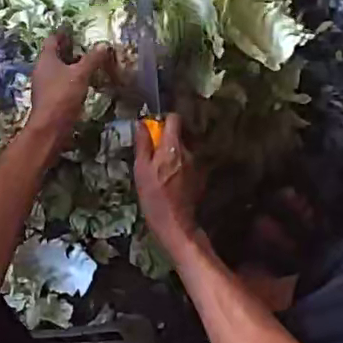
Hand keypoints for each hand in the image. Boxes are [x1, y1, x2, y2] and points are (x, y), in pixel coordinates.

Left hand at [25, 32, 109, 142]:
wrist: (50, 128)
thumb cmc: (62, 95)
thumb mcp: (80, 74)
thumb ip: (92, 59)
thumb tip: (104, 45)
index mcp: (46, 59)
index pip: (52, 40)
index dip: (62, 34)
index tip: (72, 30)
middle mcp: (42, 70)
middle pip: (54, 55)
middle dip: (68, 50)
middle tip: (84, 47)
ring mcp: (44, 85)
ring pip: (57, 70)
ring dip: (70, 66)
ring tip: (87, 64)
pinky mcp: (49, 99)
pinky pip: (61, 83)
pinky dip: (70, 80)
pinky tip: (83, 83)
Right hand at [134, 112, 202, 252]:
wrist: (176, 223)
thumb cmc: (153, 196)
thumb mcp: (141, 169)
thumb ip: (143, 144)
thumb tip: (142, 123)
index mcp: (172, 147)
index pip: (174, 119)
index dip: (164, 120)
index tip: (155, 129)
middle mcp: (189, 151)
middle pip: (180, 134)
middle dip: (168, 139)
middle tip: (155, 153)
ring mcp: (198, 163)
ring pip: (185, 149)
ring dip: (175, 153)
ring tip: (164, 170)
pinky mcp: (201, 175)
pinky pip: (190, 162)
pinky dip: (182, 165)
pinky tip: (174, 180)